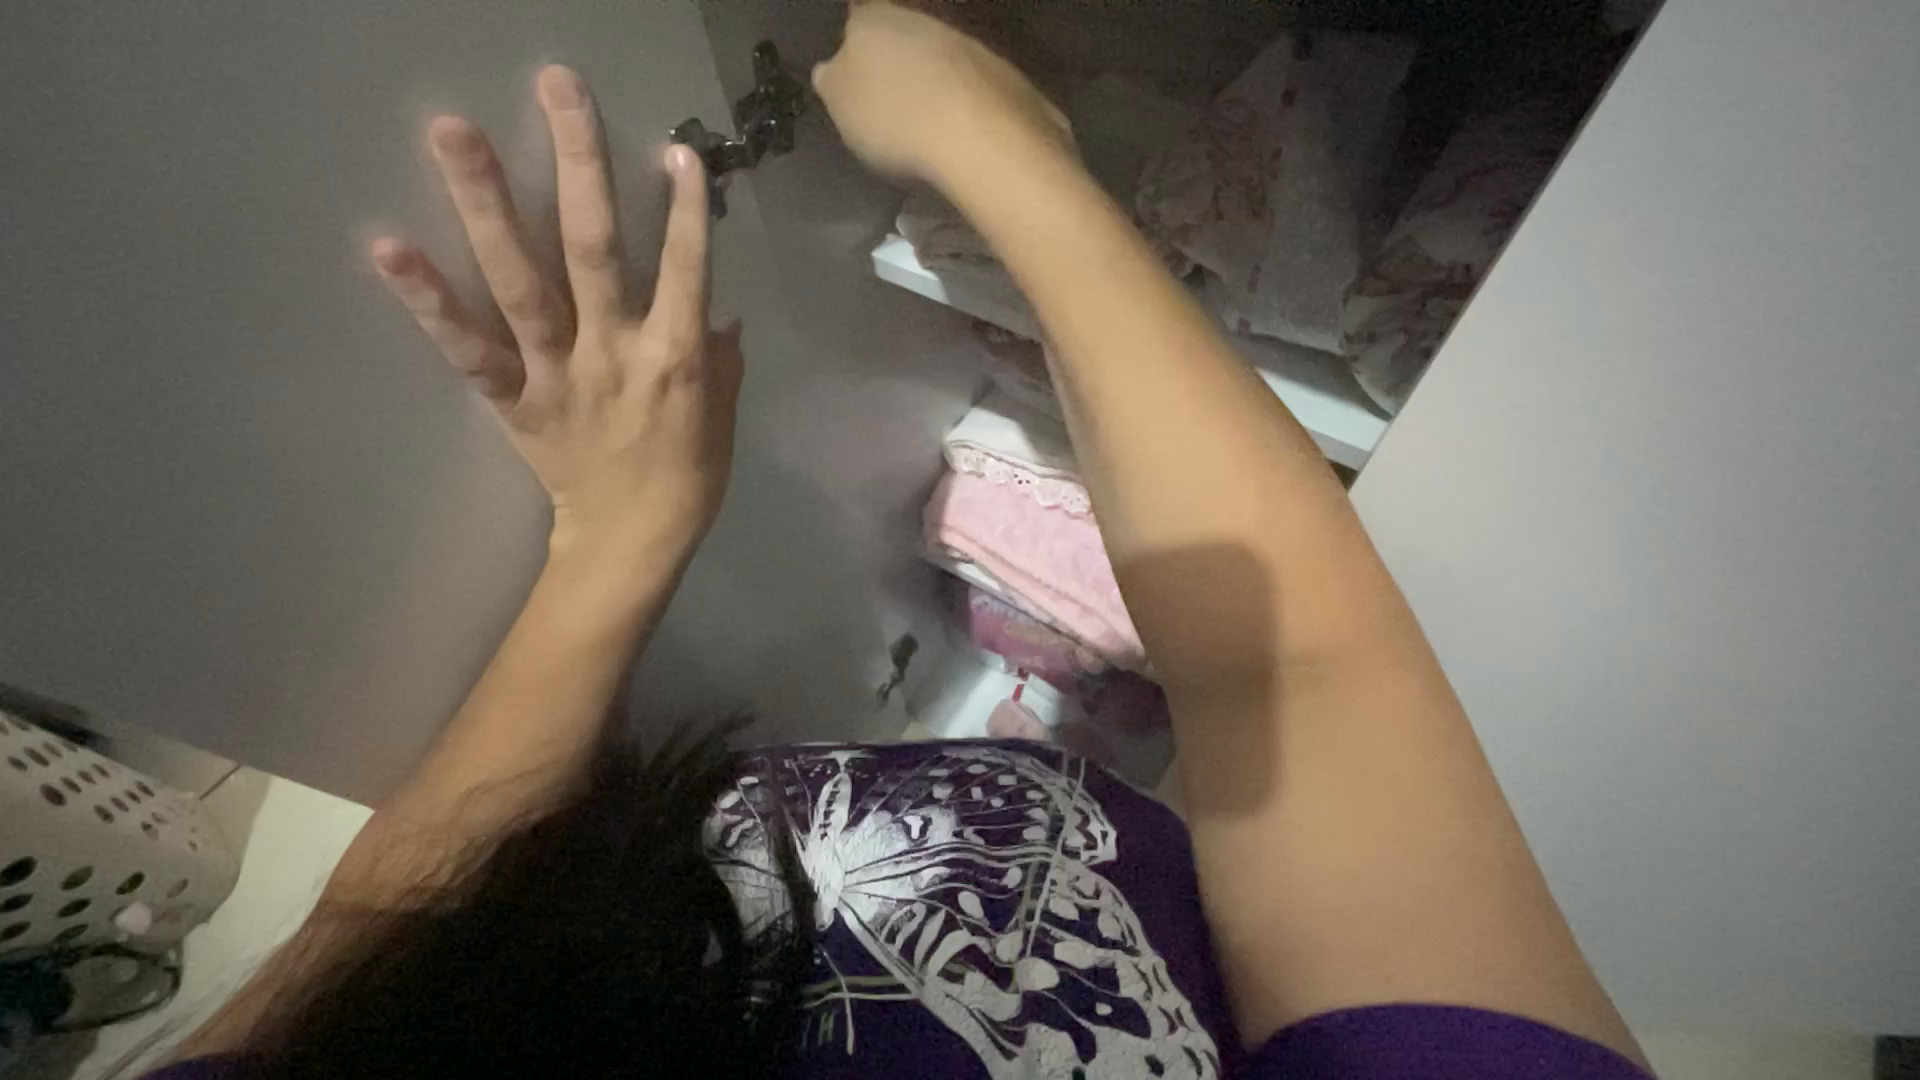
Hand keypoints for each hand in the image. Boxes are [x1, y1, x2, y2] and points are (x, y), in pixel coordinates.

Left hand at [371, 65, 743, 567]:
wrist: (631, 542)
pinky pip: (467, 349)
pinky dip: (427, 301)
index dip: (685, 212)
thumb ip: (720, 361)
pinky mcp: (513, 398)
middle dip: (581, 167)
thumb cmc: (690, 481)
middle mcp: (614, 354)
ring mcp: (557, 373)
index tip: (678, 151)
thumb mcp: (723, 420)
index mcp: (676, 360)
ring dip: (487, 205)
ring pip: (520, 282)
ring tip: (454, 131)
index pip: (686, 272)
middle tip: (558, 89)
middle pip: (595, 251)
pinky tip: (385, 247)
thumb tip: (718, 313)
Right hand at [812, 2, 1069, 184]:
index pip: (857, 23)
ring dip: (934, 83)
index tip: (859, 87)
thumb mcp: (841, 105)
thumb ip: (833, 83)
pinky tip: (961, 131)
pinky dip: (964, 101)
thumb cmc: (893, 117)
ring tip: (929, 125)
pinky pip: (971, 84)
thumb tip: (831, 71)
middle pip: (902, 37)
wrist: (975, 132)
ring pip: (940, 56)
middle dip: (898, 64)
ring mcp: (965, 39)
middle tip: (894, 107)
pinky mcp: (1001, 70)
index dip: (856, 53)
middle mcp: (920, 15)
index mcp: (871, 16)